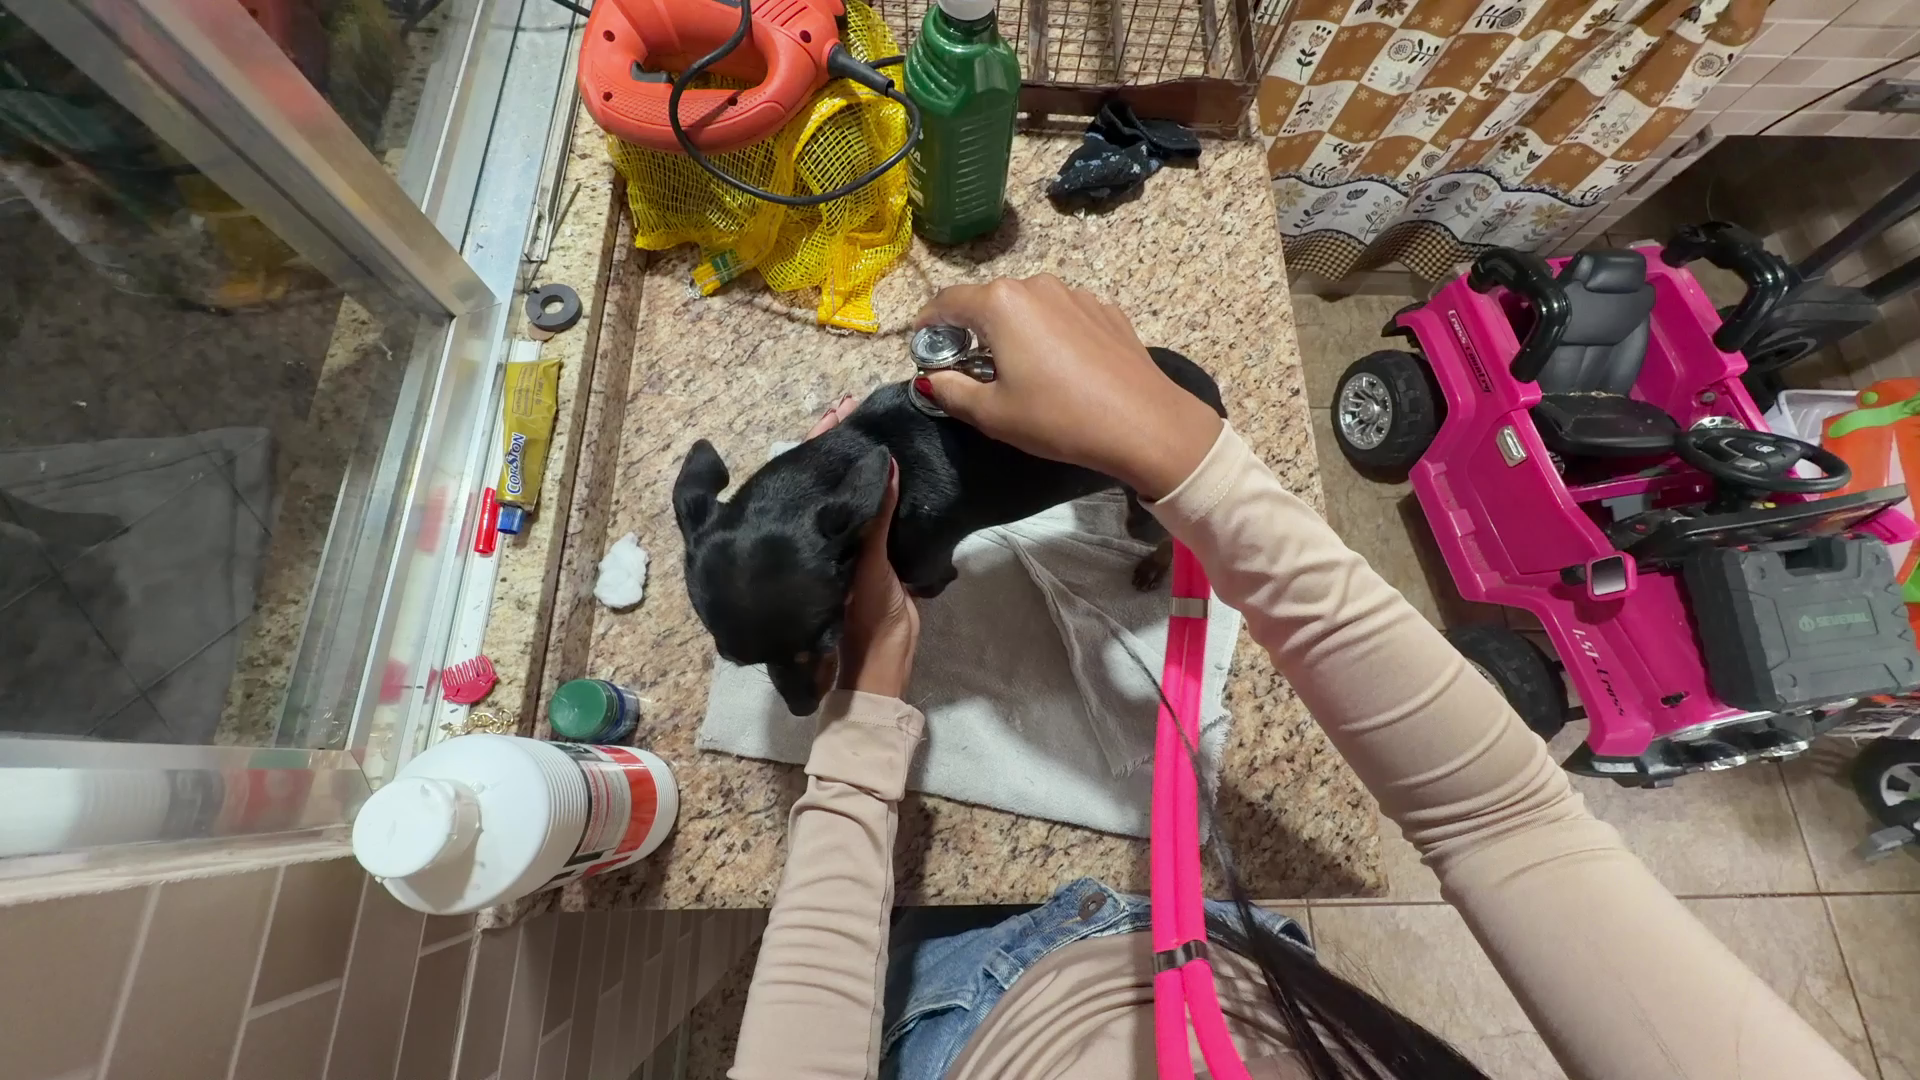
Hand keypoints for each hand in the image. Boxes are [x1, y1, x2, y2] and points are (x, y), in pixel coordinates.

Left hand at [807, 396, 919, 698]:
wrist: (883, 665)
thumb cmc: (865, 624)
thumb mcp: (871, 573)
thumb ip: (876, 524)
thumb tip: (882, 469)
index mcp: (808, 543)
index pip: (809, 486)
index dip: (818, 449)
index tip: (834, 415)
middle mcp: (821, 541)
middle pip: (827, 485)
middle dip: (839, 450)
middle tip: (852, 407)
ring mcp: (847, 548)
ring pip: (848, 497)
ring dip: (860, 466)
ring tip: (870, 427)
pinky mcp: (872, 557)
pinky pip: (873, 515)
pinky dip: (880, 492)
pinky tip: (890, 469)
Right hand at [912, 275, 1222, 499]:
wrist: (1143, 423)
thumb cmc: (1058, 418)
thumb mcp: (992, 415)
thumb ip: (951, 391)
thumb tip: (931, 379)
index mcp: (1002, 303)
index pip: (947, 302)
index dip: (928, 324)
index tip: (923, 347)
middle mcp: (1037, 285)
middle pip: (989, 302)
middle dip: (972, 330)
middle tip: (970, 369)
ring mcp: (1076, 294)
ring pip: (1028, 308)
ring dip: (1013, 332)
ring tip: (1020, 372)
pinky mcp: (1106, 310)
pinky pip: (1062, 317)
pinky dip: (1049, 336)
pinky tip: (1061, 370)